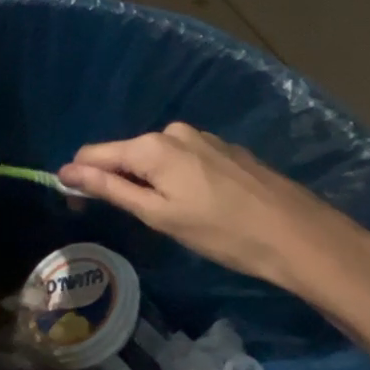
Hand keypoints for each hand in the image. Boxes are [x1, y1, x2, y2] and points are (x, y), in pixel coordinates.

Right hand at [58, 122, 369, 292]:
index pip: (93, 153)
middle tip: (136, 219)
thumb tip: (65, 171)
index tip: (80, 206)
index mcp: (150, 146)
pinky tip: (203, 206)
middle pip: (126, 153)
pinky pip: (184, 159)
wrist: (303, 238)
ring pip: (157, 157)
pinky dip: (179, 178)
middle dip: (120, 179)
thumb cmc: (224, 233)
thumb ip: (109, 188)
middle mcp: (172, 131)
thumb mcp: (159, 216)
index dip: (81, 178)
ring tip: (174, 216)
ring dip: (152, 180)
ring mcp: (202, 138)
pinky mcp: (226, 150)